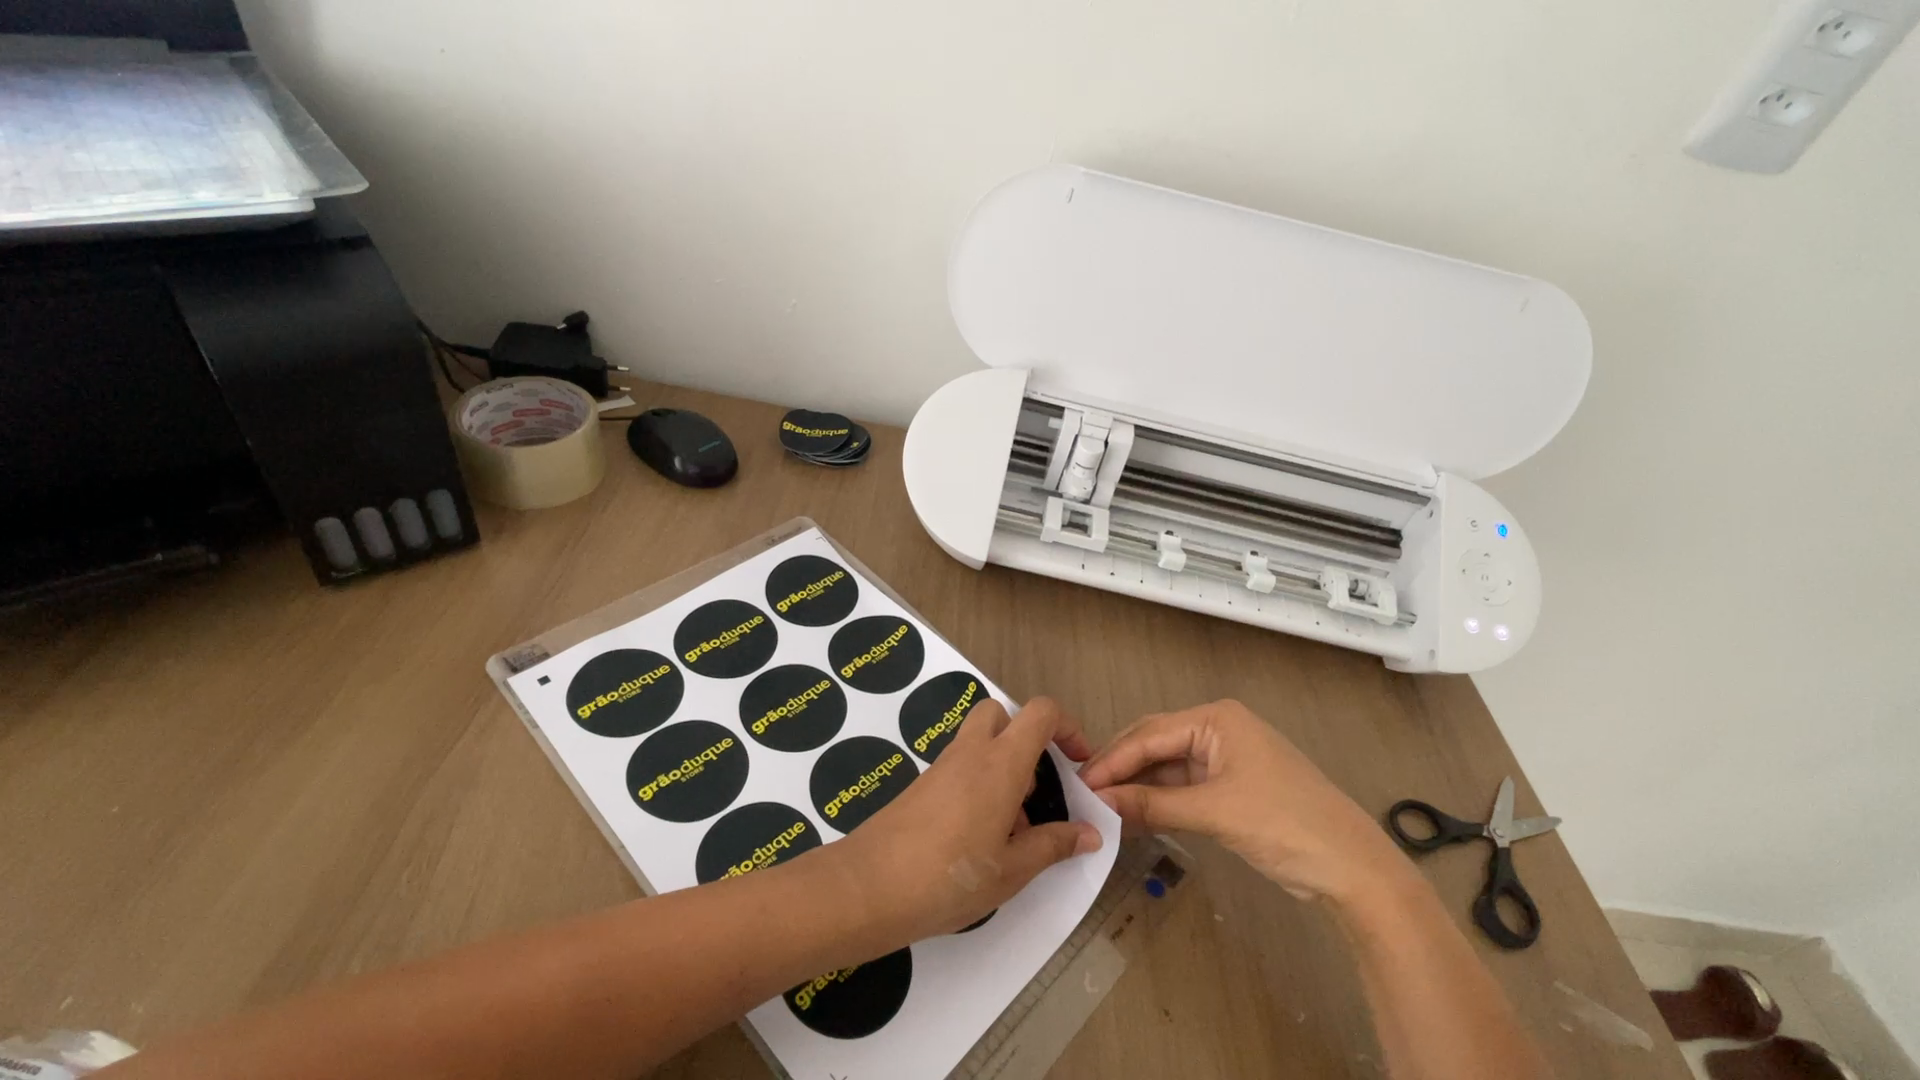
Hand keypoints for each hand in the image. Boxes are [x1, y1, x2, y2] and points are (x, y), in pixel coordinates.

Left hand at [833, 697, 1102, 943]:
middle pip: (1002, 715)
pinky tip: (979, 841)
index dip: (1067, 728)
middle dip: (1026, 740)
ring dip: (1003, 770)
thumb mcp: (1013, 869)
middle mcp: (970, 752)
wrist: (868, 887)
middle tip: (1037, 791)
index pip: (1040, 713)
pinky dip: (978, 788)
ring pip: (979, 744)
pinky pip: (959, 770)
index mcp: (1000, 763)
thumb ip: (1053, 845)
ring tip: (1012, 831)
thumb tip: (1090, 833)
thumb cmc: (950, 876)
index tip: (1078, 764)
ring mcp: (941, 768)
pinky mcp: (920, 787)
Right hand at [1080, 699, 1408, 904]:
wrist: (1351, 867)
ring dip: (1137, 787)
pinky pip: (1182, 789)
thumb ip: (1154, 805)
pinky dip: (1158, 802)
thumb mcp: (1215, 812)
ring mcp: (1225, 760)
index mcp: (1217, 719)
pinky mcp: (1230, 789)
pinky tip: (1132, 816)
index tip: (1079, 785)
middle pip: (1155, 744)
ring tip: (1100, 807)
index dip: (1112, 760)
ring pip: (1166, 768)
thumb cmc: (1284, 823)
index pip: (1150, 734)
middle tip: (1083, 794)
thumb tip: (1101, 804)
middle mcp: (1218, 731)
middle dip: (1121, 768)